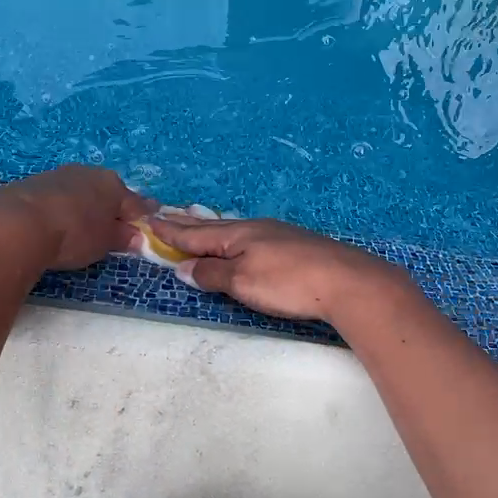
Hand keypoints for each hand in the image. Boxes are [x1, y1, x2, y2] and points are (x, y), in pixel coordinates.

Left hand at [0, 165, 156, 270]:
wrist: (16, 224)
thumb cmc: (73, 233)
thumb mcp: (105, 242)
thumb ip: (123, 237)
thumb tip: (136, 236)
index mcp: (112, 184)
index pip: (135, 202)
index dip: (142, 216)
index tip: (147, 226)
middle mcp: (87, 173)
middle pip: (106, 193)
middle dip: (110, 209)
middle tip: (111, 230)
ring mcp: (57, 175)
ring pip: (79, 193)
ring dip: (83, 207)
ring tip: (79, 230)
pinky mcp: (30, 184)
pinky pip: (55, 198)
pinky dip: (60, 209)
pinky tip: (54, 225)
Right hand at [147, 214, 415, 323]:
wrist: (348, 281)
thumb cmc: (289, 283)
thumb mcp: (243, 282)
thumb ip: (213, 274)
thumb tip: (185, 266)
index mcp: (238, 235)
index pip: (196, 234)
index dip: (171, 232)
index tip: (149, 222)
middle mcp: (256, 229)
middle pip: (215, 226)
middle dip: (188, 223)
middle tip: (166, 214)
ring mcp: (279, 235)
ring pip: (236, 229)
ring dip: (212, 227)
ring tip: (198, 221)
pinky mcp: (297, 246)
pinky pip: (254, 236)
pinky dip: (235, 236)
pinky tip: (242, 238)